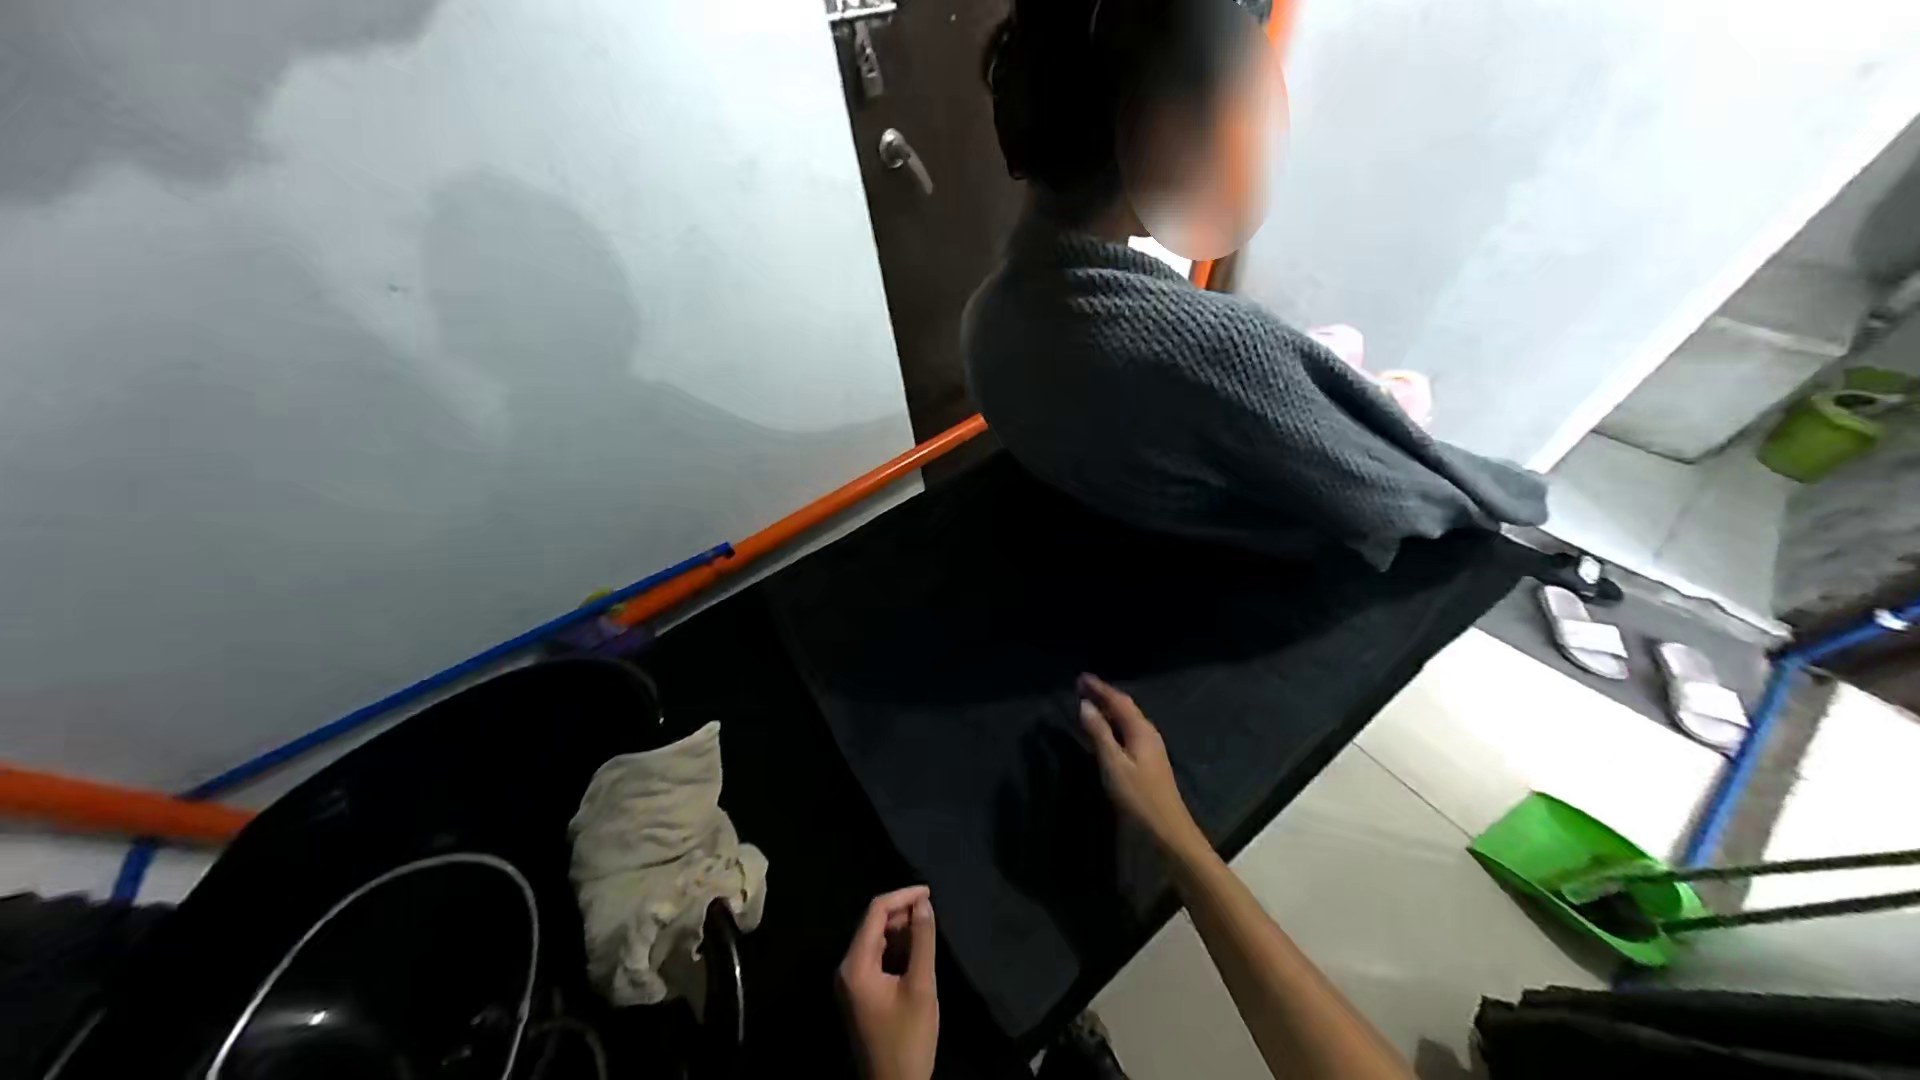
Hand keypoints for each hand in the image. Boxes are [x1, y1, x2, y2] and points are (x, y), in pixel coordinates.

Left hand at [838, 886, 938, 1079]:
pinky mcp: (861, 992)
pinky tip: (917, 948)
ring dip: (901, 929)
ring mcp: (852, 981)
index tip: (929, 892)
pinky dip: (896, 947)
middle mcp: (847, 968)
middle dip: (902, 912)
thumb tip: (923, 902)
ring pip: (876, 939)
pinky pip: (877, 956)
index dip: (902, 896)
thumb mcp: (921, 986)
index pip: (875, 912)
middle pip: (873, 924)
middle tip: (931, 909)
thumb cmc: (908, 1039)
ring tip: (927, 926)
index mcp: (856, 964)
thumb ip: (922, 940)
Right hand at [1078, 673, 1207, 860]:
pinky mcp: (1149, 760)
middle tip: (1081, 687)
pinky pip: (1128, 731)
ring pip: (1127, 719)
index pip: (1118, 700)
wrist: (1169, 830)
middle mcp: (1148, 733)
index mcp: (1141, 730)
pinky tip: (1105, 731)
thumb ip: (1099, 733)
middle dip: (1103, 695)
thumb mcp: (1113, 764)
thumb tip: (1085, 705)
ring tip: (1088, 704)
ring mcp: (1151, 747)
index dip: (1099, 688)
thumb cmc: (1139, 796)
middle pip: (1124, 707)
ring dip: (1108, 709)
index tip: (1080, 677)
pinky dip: (1113, 724)